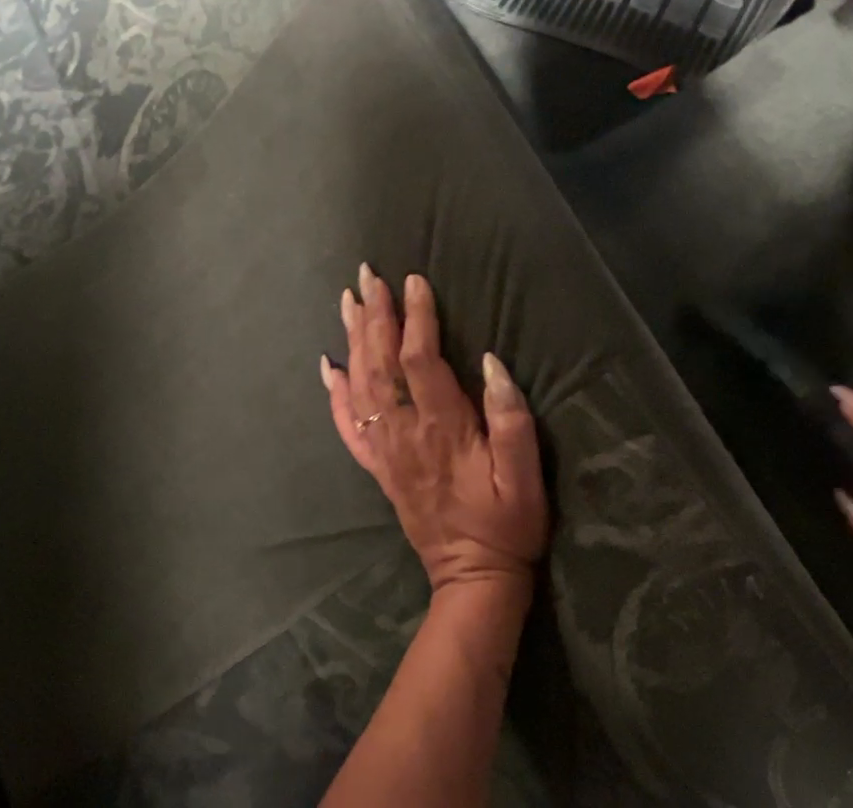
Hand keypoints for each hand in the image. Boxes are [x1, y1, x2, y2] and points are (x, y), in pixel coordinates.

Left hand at [323, 264, 547, 593]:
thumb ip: (510, 417)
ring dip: (353, 340)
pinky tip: (328, 367)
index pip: (420, 359)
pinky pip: (347, 426)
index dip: (417, 317)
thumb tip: (491, 363)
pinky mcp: (379, 469)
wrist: (473, 577)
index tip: (415, 280)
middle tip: (368, 275)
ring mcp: (386, 452)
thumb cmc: (508, 523)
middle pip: (381, 364)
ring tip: (348, 301)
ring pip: (360, 386)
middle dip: (375, 316)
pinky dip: (334, 393)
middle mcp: (405, 434)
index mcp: (442, 428)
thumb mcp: (525, 474)